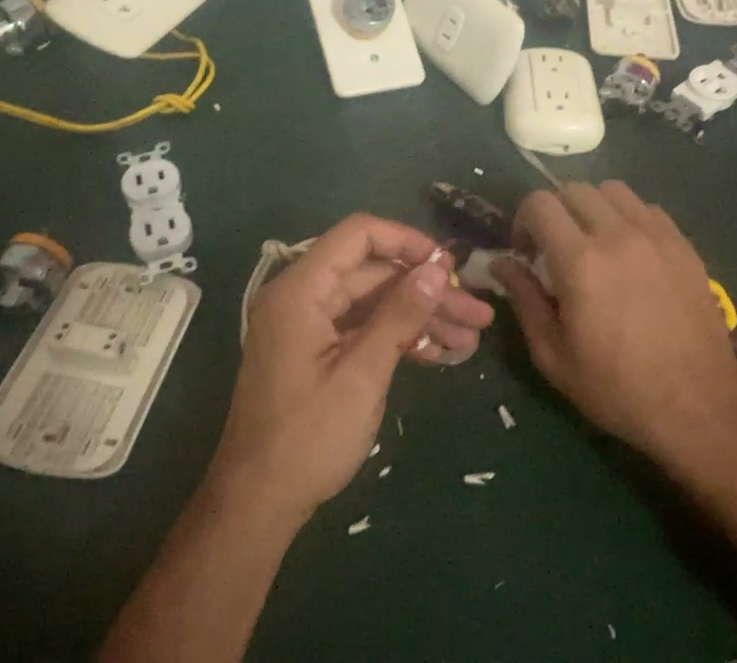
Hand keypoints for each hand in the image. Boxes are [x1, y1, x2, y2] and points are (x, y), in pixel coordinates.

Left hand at [207, 214, 492, 524]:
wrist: (258, 501)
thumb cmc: (308, 437)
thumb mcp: (362, 374)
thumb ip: (399, 315)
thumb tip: (437, 269)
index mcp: (301, 291)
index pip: (359, 235)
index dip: (408, 242)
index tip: (449, 266)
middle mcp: (302, 298)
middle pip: (373, 273)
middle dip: (427, 290)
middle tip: (478, 314)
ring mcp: (308, 327)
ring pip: (374, 303)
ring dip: (421, 317)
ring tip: (471, 338)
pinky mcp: (316, 354)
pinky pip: (363, 330)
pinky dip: (399, 338)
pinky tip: (440, 354)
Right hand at [498, 182, 736, 462]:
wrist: (697, 405)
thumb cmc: (616, 388)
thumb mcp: (553, 355)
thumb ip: (524, 299)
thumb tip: (502, 263)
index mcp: (580, 262)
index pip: (540, 204)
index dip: (522, 220)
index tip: (525, 251)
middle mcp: (618, 235)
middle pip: (575, 189)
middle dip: (555, 211)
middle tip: (554, 248)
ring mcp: (657, 236)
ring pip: (613, 191)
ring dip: (592, 208)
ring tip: (592, 244)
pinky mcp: (684, 246)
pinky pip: (647, 209)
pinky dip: (628, 218)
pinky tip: (629, 254)